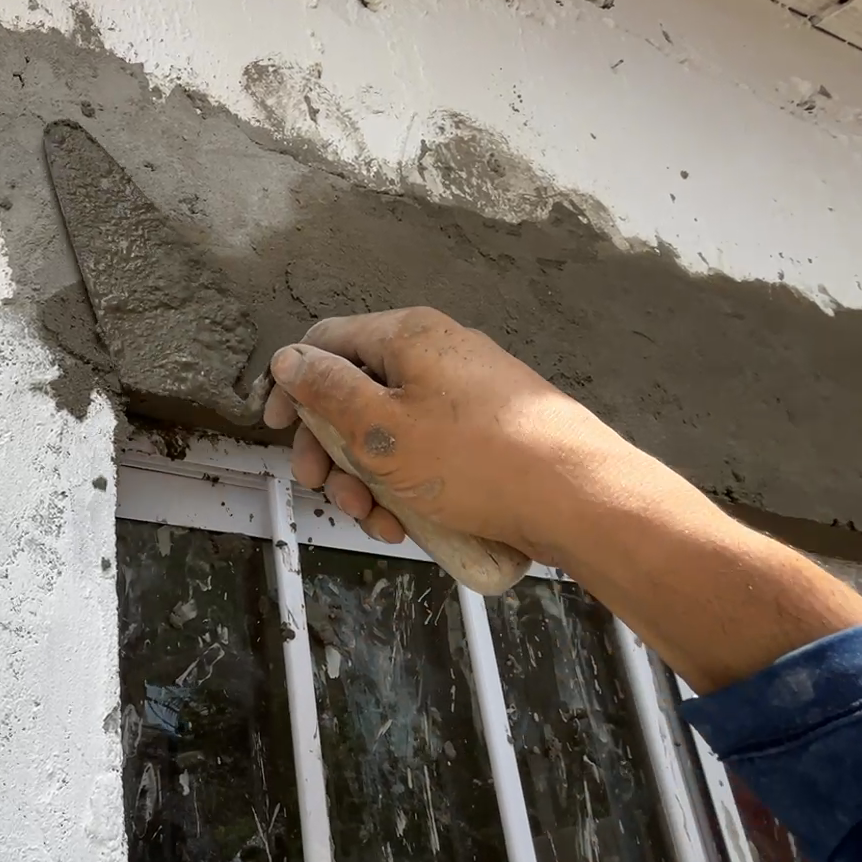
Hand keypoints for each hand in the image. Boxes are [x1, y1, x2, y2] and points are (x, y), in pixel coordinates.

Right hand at [266, 307, 861, 692]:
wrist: (587, 504)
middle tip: (320, 489)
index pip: (324, 342)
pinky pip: (424, 449)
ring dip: (363, 477)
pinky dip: (403, 485)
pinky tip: (403, 525)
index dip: (290, 384)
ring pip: (387, 429)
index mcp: (407, 336)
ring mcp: (465, 393)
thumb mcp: (377, 428)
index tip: (274, 429)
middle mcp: (435, 353)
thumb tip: (286, 357)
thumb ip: (323, 388)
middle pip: (353, 391)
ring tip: (370, 521)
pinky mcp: (486, 430)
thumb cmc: (469, 461)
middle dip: (328, 447)